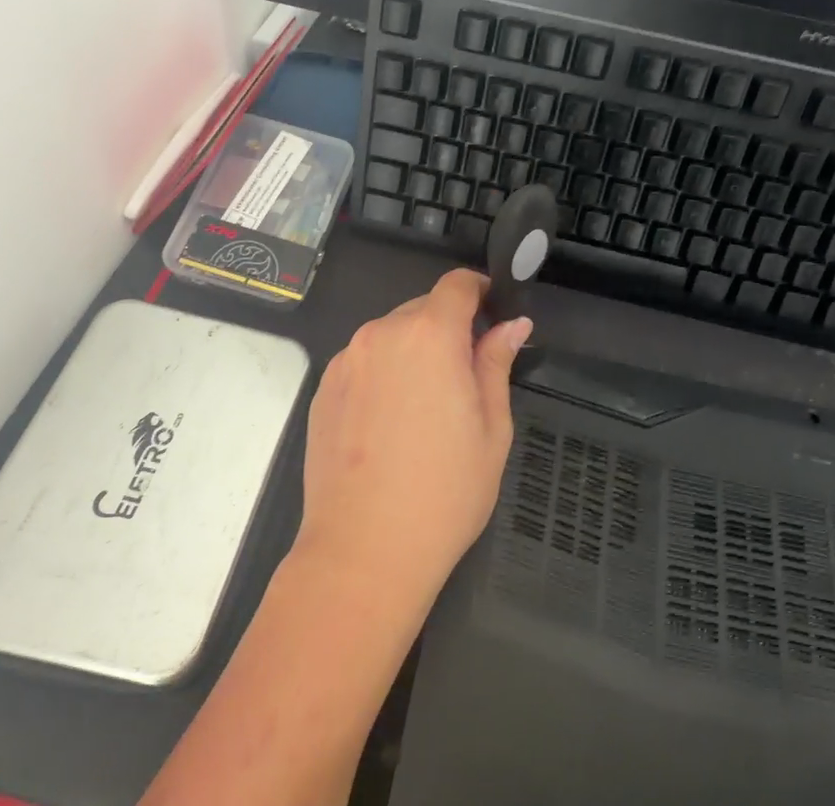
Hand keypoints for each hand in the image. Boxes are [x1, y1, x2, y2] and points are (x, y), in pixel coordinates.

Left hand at [293, 268, 531, 598]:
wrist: (364, 550)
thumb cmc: (444, 491)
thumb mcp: (492, 428)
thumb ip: (496, 364)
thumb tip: (512, 325)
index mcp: (429, 335)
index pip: (456, 285)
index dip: (479, 292)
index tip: (493, 316)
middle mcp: (380, 335)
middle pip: (421, 310)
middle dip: (448, 330)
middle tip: (466, 380)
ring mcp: (344, 363)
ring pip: (389, 338)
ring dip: (413, 354)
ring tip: (427, 412)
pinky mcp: (322, 392)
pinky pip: (363, 365)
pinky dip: (383, 377)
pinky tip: (391, 427)